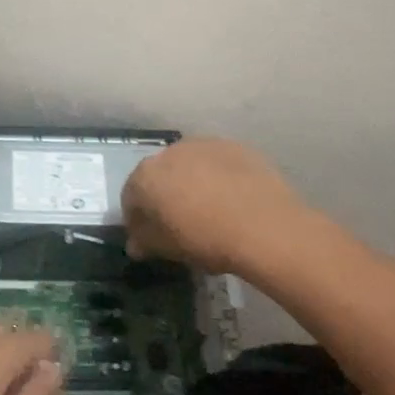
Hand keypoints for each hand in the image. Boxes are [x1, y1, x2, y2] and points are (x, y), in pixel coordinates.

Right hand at [122, 137, 315, 276]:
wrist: (263, 225)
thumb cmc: (204, 239)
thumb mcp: (166, 249)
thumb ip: (144, 242)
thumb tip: (136, 243)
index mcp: (145, 176)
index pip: (130, 197)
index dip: (137, 219)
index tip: (148, 237)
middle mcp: (169, 153)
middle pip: (159, 176)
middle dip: (164, 196)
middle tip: (178, 222)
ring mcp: (203, 145)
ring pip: (189, 166)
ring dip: (191, 183)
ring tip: (208, 209)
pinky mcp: (235, 146)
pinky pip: (217, 163)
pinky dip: (217, 177)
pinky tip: (231, 198)